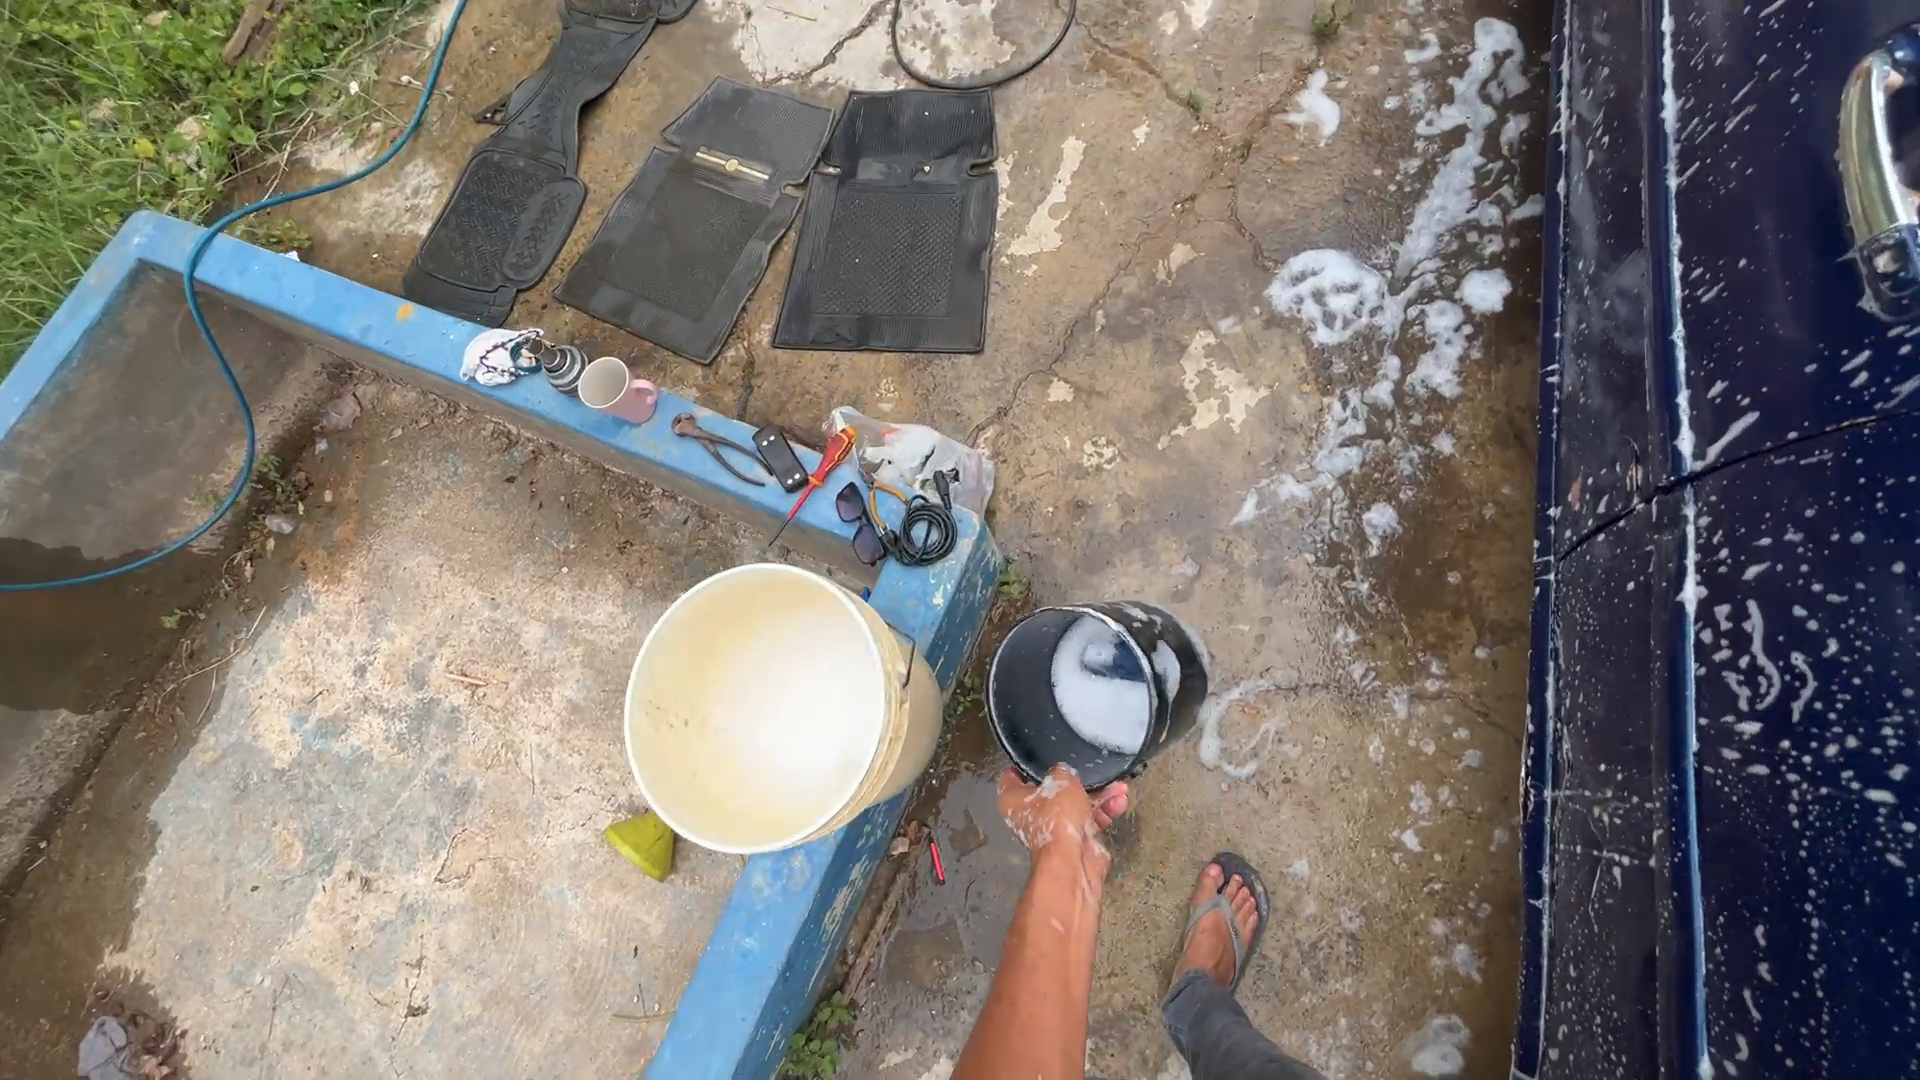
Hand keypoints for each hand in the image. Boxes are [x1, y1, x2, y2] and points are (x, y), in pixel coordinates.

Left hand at [997, 765, 1129, 879]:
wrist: (1073, 861)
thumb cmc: (1056, 816)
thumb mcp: (1060, 780)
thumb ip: (1062, 771)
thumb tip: (1064, 774)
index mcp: (1013, 799)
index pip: (1013, 776)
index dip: (1025, 765)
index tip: (1040, 755)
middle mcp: (1030, 815)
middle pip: (1053, 791)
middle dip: (1079, 781)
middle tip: (1096, 771)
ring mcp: (1054, 830)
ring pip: (1077, 805)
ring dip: (1100, 795)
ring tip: (1119, 787)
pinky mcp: (1075, 842)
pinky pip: (1091, 821)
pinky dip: (1105, 811)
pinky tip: (1120, 801)